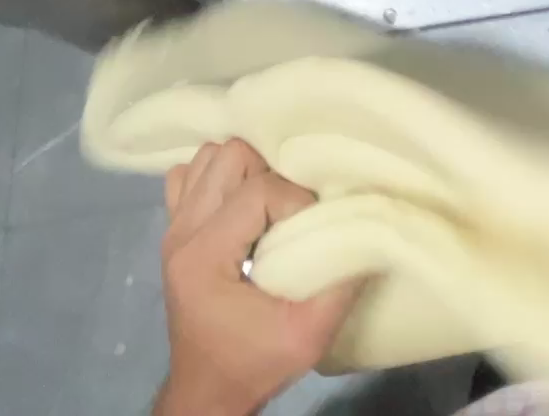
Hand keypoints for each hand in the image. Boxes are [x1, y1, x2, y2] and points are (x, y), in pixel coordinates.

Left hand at [153, 141, 362, 415]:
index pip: (259, 190)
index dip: (296, 201)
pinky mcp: (175, 227)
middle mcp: (182, 231)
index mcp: (204, 255)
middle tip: (294, 204)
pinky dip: (218, 174)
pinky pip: (189, 173)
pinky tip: (242, 197)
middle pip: (231, 156)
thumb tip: (375, 230)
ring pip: (210, 156)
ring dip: (248, 167)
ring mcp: (173, 226)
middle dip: (272, 171)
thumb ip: (342, 283)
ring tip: (273, 198)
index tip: (311, 230)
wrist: (209, 391)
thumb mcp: (309, 335)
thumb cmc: (255, 361)